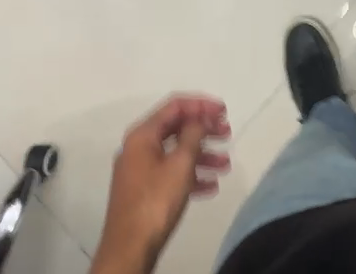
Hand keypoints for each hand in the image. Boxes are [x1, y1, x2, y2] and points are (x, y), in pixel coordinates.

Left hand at [93, 94, 231, 273]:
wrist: (128, 250)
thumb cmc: (155, 201)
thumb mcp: (180, 163)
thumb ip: (193, 134)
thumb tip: (199, 118)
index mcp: (142, 135)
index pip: (175, 106)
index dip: (202, 104)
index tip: (224, 111)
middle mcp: (138, 148)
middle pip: (176, 128)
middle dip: (204, 130)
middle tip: (227, 134)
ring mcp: (139, 171)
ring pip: (176, 153)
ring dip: (202, 155)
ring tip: (225, 165)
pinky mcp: (143, 191)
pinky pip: (170, 174)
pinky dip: (191, 175)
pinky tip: (210, 187)